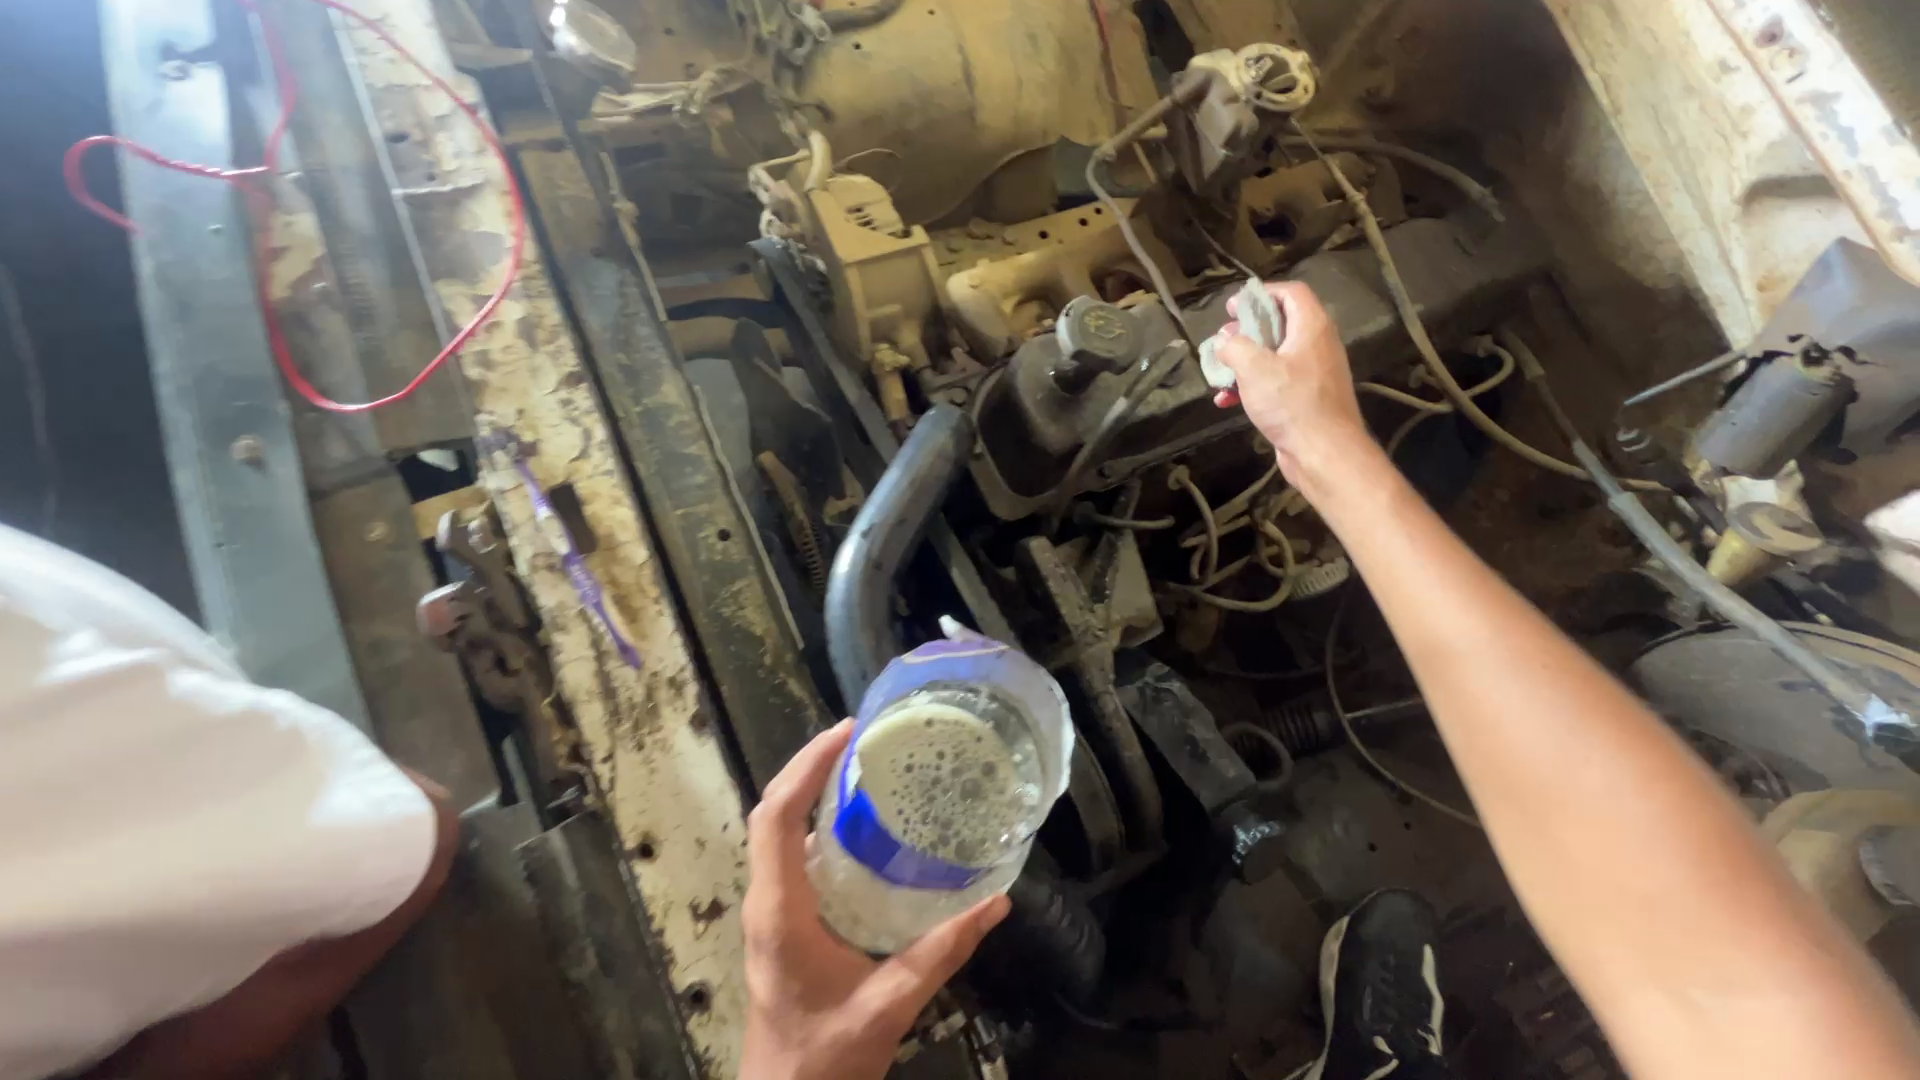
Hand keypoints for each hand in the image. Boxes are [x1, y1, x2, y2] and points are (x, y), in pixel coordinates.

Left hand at [740, 721, 1011, 1079]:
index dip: (806, 767)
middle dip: (809, 766)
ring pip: (777, 830)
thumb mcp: (890, 1004)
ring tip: (861, 763)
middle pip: (771, 812)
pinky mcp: (783, 920)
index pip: (776, 817)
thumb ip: (942, 952)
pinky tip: (859, 821)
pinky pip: (791, 853)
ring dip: (809, 789)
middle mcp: (767, 900)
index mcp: (780, 911)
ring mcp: (771, 910)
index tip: (846, 733)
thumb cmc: (825, 1058)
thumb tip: (995, 903)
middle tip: (859, 736)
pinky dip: (815, 821)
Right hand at [1211, 281, 1374, 493]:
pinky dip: (1252, 386)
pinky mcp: (1306, 398)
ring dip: (1245, 361)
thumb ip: (1235, 347)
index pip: (1291, 293)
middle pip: (1281, 323)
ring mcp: (1314, 372)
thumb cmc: (1291, 403)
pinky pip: (1277, 381)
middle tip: (1224, 339)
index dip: (1262, 294)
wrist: (1323, 452)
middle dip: (1248, 331)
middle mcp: (1317, 344)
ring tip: (1220, 372)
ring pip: (1275, 355)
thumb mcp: (1254, 369)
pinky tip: (1227, 401)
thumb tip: (1224, 341)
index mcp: (1311, 327)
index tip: (1233, 308)